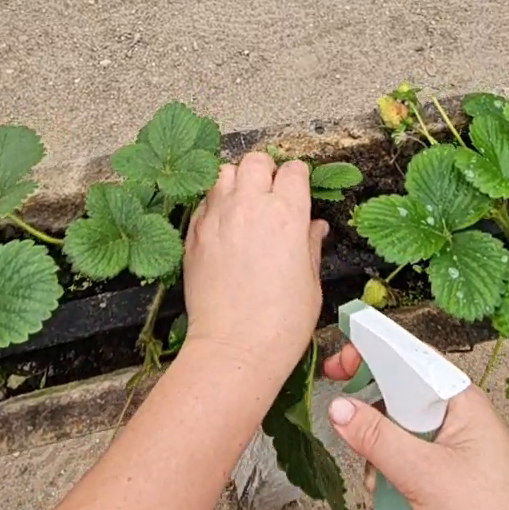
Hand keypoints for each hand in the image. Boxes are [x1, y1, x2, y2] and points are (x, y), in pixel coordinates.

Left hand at [181, 152, 327, 381]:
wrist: (234, 348)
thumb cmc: (279, 324)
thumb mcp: (311, 282)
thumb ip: (310, 245)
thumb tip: (314, 227)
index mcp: (286, 214)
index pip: (294, 171)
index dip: (298, 178)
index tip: (298, 189)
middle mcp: (250, 206)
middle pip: (256, 161)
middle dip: (266, 170)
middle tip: (270, 192)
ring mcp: (218, 217)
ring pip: (224, 172)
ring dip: (237, 181)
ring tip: (243, 203)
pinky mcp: (195, 233)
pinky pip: (204, 200)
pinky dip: (215, 204)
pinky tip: (224, 225)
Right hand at [323, 345, 508, 509]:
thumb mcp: (424, 475)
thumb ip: (378, 438)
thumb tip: (339, 407)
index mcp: (461, 399)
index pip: (408, 357)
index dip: (371, 352)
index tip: (338, 364)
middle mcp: (459, 414)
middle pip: (401, 388)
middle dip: (369, 401)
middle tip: (340, 408)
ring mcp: (455, 442)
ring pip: (402, 422)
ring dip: (378, 439)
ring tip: (369, 464)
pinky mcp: (449, 469)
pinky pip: (410, 449)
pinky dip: (389, 460)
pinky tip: (382, 481)